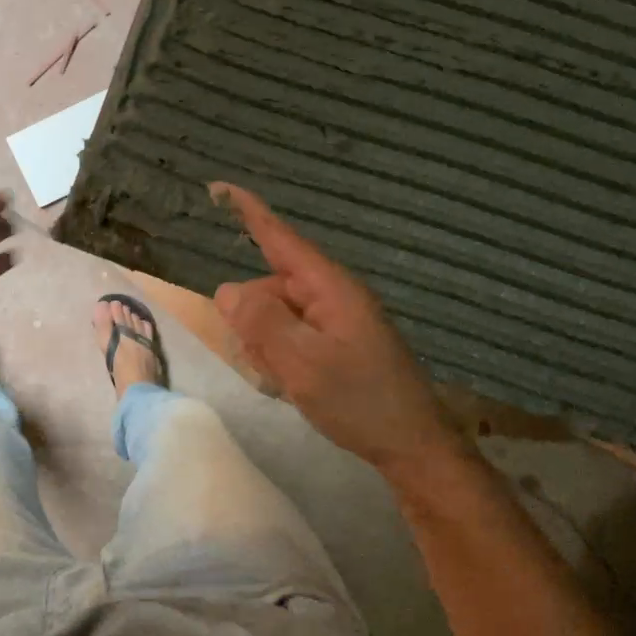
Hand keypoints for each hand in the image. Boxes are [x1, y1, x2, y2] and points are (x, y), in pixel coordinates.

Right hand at [211, 182, 458, 471]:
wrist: (415, 448)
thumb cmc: (359, 401)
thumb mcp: (301, 363)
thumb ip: (261, 323)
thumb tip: (227, 290)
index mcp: (328, 286)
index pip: (280, 237)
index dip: (249, 212)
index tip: (220, 187)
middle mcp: (332, 294)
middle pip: (270, 284)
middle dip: (254, 317)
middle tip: (266, 362)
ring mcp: (337, 319)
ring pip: (278, 313)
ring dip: (268, 342)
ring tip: (284, 379)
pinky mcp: (339, 342)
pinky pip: (293, 333)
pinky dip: (282, 354)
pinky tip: (293, 384)